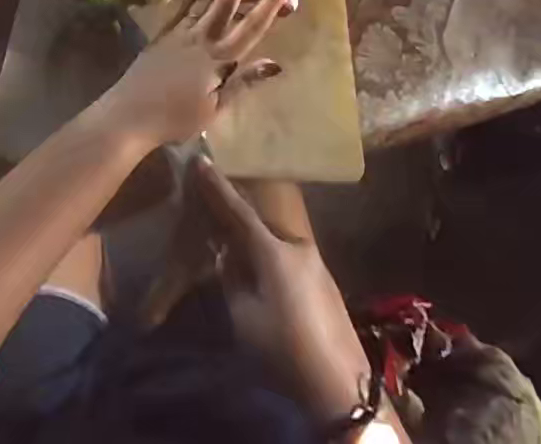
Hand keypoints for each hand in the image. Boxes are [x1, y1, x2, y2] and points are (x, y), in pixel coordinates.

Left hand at [88, 0, 294, 148]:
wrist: (128, 115)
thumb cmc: (175, 119)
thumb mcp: (214, 108)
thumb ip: (243, 81)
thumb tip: (275, 62)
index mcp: (219, 58)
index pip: (251, 26)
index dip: (271, 3)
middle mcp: (202, 37)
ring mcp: (181, 32)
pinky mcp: (164, 33)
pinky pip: (185, 5)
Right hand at [193, 159, 371, 421]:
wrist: (339, 380)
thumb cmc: (284, 348)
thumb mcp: (244, 317)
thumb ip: (233, 278)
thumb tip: (228, 255)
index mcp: (273, 251)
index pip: (238, 211)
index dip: (217, 187)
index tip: (202, 161)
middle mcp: (296, 244)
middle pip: (258, 222)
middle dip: (234, 214)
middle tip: (212, 206)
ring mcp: (313, 258)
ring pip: (273, 239)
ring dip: (253, 239)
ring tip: (232, 244)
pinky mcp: (322, 275)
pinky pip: (287, 253)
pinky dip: (269, 253)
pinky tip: (261, 270)